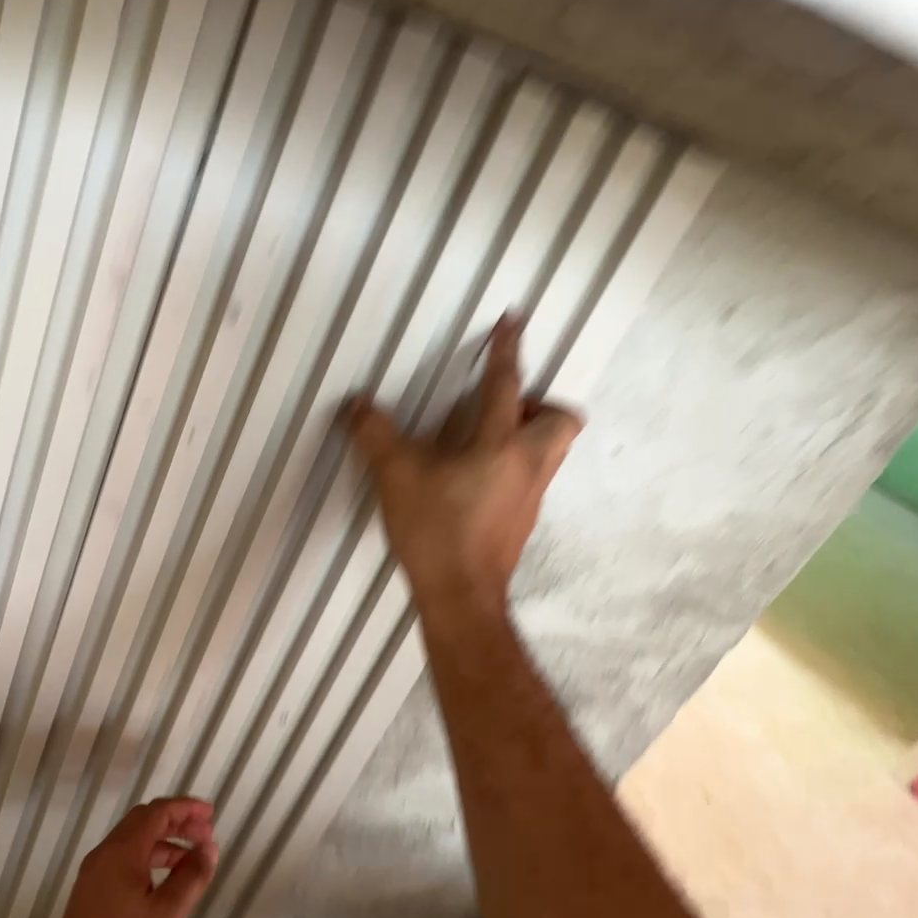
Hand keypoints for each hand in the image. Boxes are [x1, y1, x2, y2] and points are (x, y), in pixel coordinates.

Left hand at [51, 797, 218, 917]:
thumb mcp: (167, 914)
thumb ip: (191, 877)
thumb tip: (209, 847)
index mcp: (121, 850)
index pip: (157, 812)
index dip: (186, 807)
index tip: (210, 813)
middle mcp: (104, 854)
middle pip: (144, 821)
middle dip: (177, 822)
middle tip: (205, 832)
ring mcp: (94, 873)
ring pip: (133, 842)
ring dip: (164, 842)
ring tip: (191, 858)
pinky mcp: (91, 893)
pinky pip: (124, 860)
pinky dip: (149, 859)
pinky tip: (164, 880)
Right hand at [344, 315, 581, 618]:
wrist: (461, 597)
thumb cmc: (435, 529)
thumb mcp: (395, 475)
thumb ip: (375, 434)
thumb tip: (356, 404)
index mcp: (500, 444)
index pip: (507, 385)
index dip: (507, 350)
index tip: (513, 321)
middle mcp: (527, 465)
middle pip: (561, 420)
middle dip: (536, 405)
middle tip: (494, 410)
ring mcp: (530, 496)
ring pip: (549, 452)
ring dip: (525, 435)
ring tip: (478, 440)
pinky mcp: (522, 521)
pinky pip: (529, 478)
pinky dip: (511, 466)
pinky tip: (471, 479)